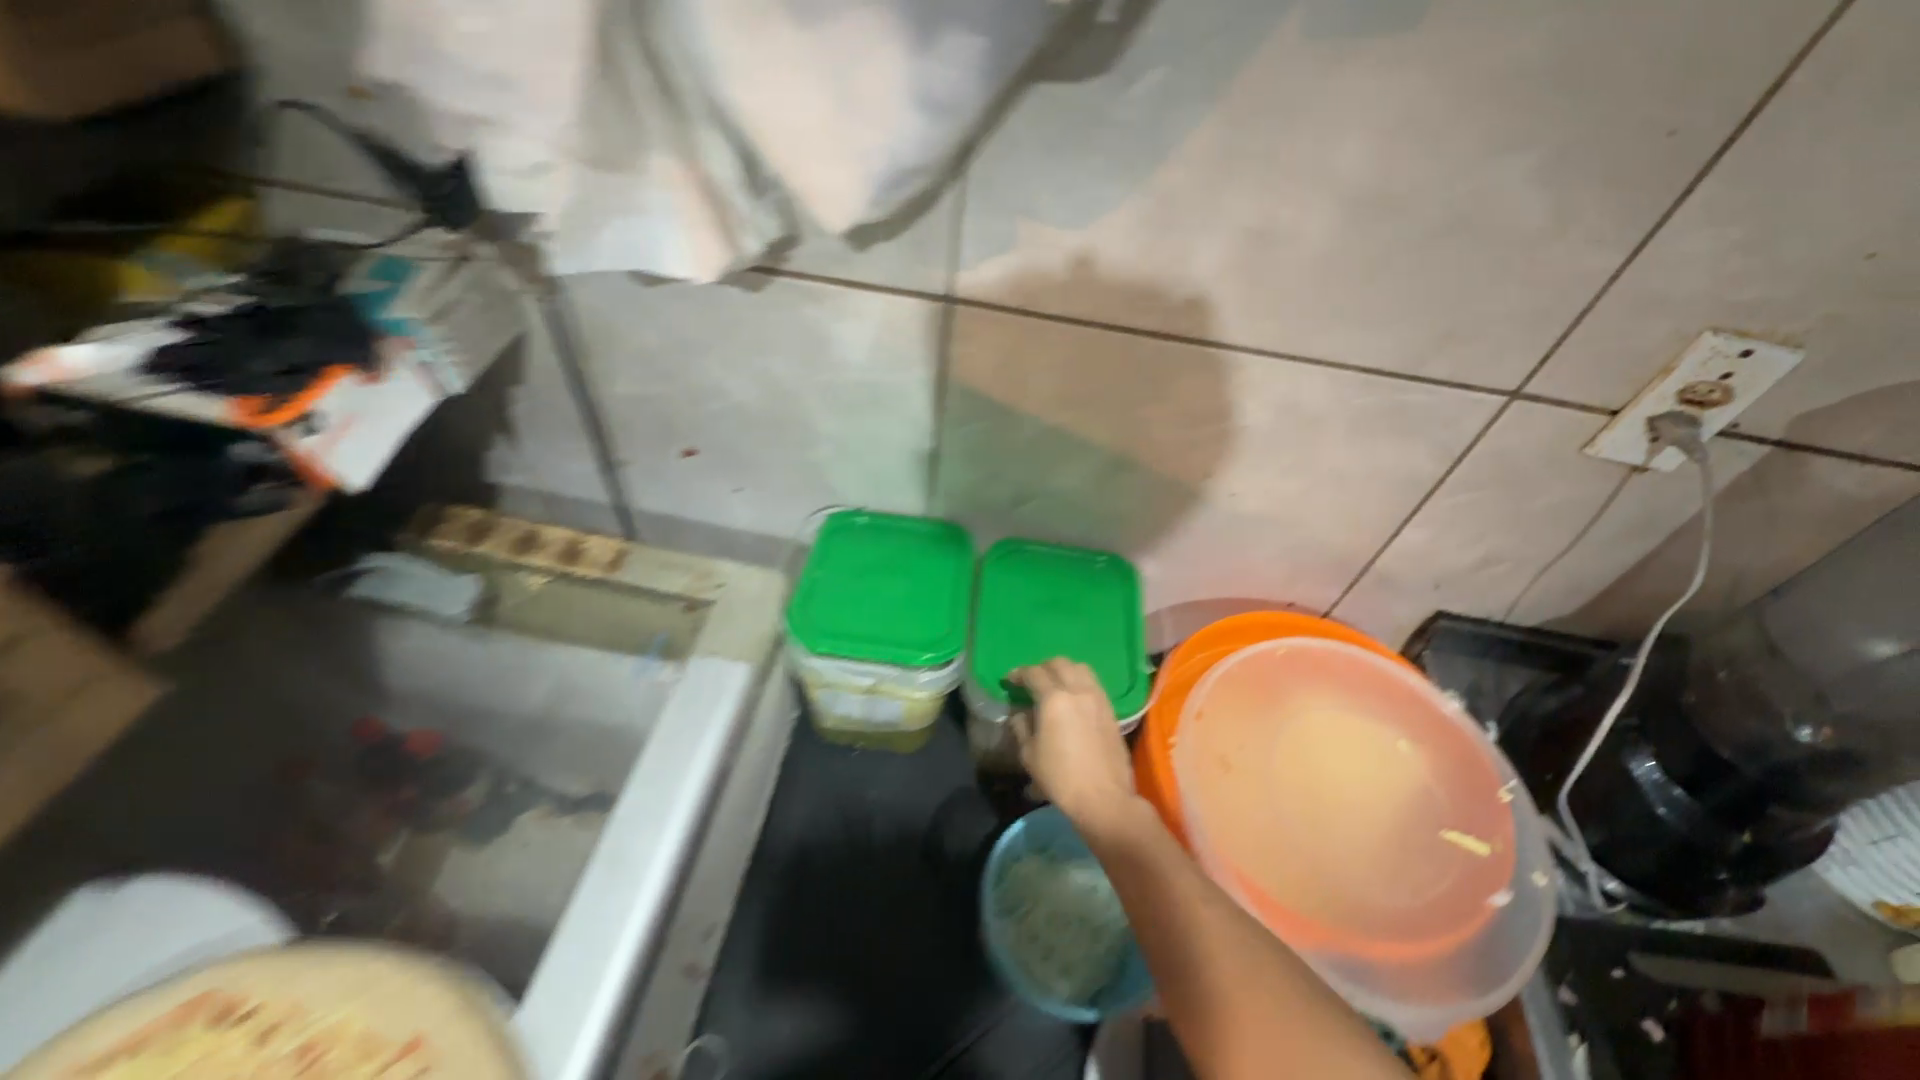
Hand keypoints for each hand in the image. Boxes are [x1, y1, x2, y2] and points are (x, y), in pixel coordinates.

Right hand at [1009, 658, 1138, 825]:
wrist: (1103, 796)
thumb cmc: (1060, 777)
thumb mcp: (1029, 755)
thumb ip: (1022, 727)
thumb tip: (1021, 714)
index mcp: (1054, 699)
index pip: (1033, 674)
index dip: (1018, 674)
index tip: (1010, 680)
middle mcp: (1078, 690)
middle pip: (1059, 663)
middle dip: (1042, 668)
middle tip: (1031, 682)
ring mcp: (1098, 698)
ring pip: (1080, 668)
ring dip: (1064, 670)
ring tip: (1055, 685)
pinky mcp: (1111, 710)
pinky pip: (1094, 683)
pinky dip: (1080, 682)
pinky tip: (1073, 698)